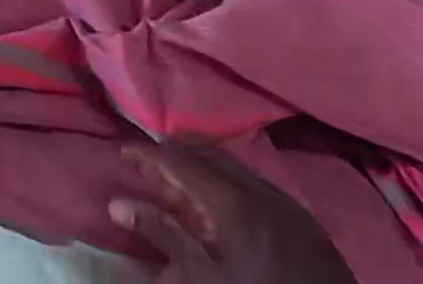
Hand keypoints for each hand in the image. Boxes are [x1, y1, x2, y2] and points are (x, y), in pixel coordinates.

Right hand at [110, 141, 357, 283]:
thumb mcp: (205, 280)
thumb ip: (163, 235)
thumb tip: (117, 204)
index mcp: (231, 199)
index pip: (177, 160)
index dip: (147, 153)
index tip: (122, 152)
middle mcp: (258, 189)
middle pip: (205, 154)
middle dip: (174, 155)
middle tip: (148, 165)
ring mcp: (286, 204)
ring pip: (232, 166)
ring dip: (201, 167)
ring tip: (179, 184)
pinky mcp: (305, 223)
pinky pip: (256, 185)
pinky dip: (228, 183)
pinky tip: (221, 207)